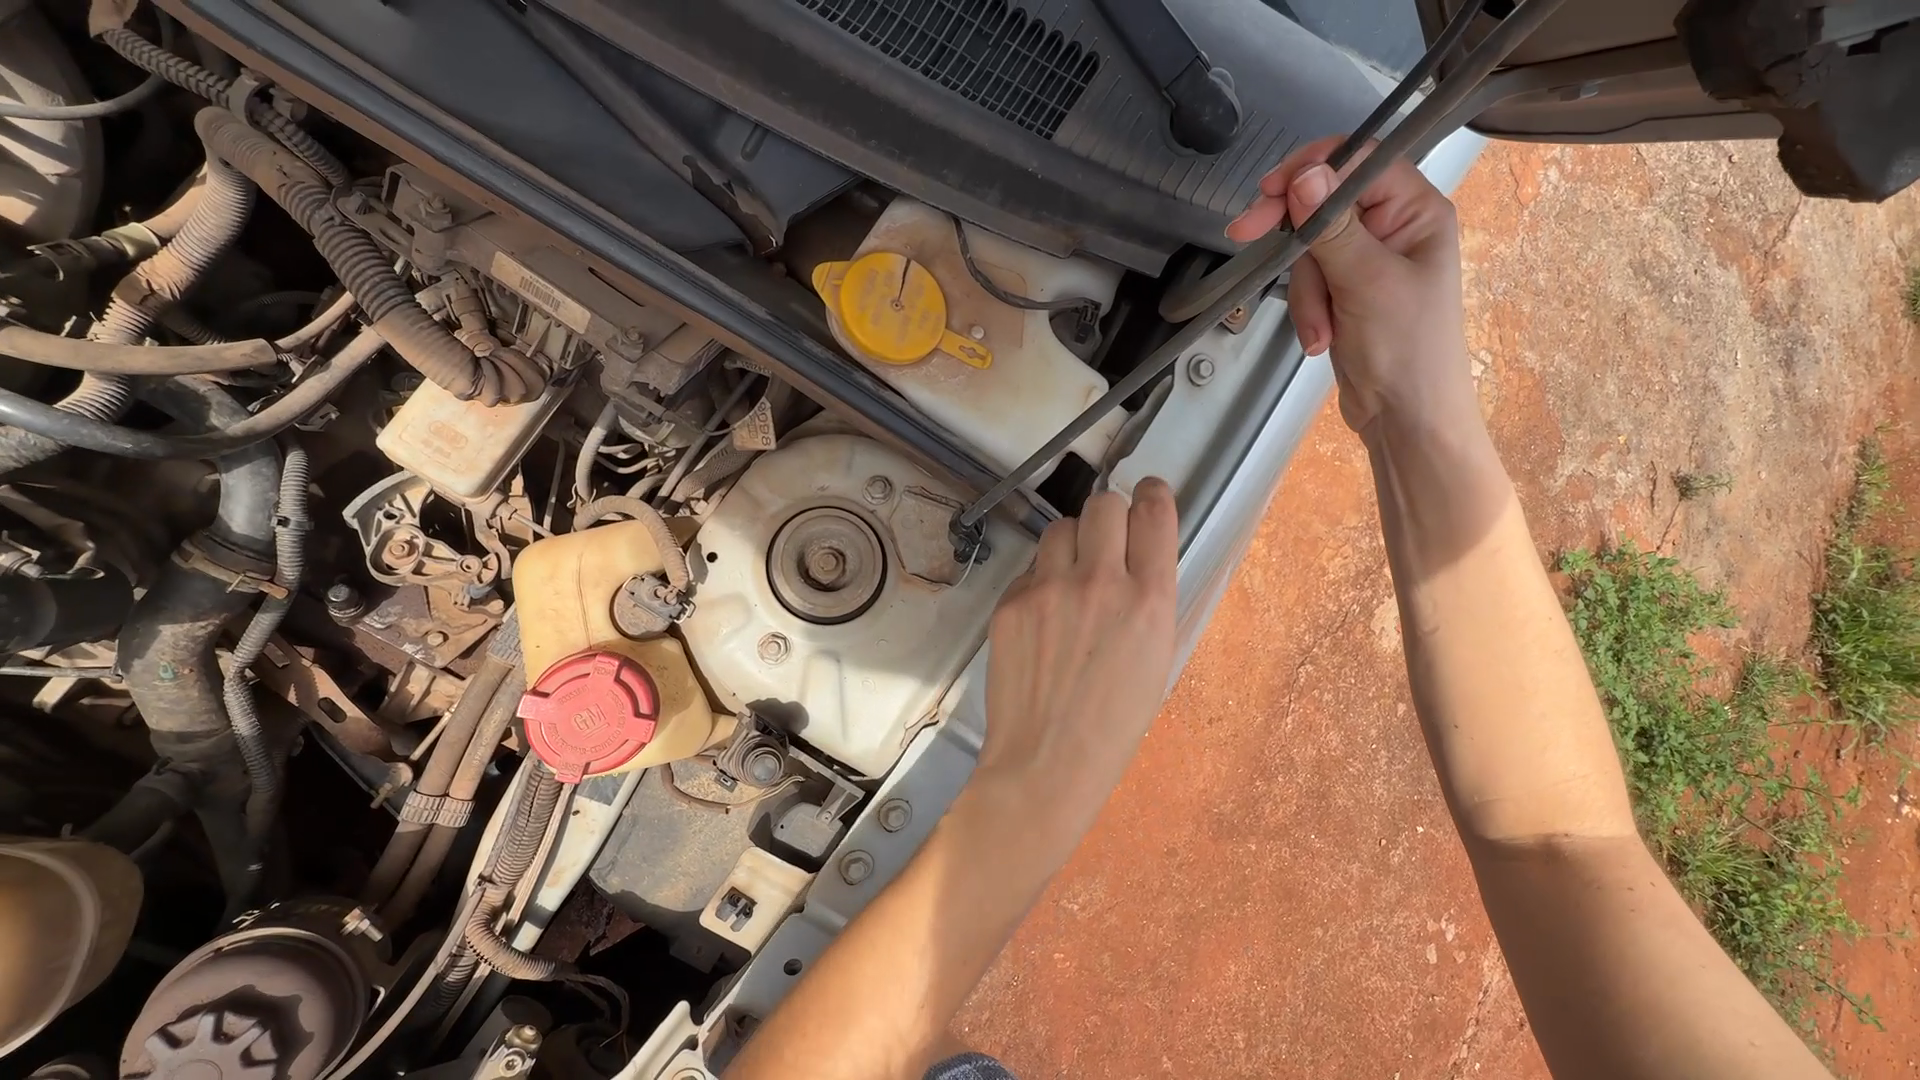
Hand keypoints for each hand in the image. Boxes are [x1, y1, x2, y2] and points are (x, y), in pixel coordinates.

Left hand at [971, 479, 1178, 841]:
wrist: (1046, 764)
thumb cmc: (1115, 726)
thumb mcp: (1158, 660)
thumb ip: (1151, 601)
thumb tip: (1139, 560)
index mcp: (1150, 600)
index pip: (1154, 512)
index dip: (1152, 496)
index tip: (1148, 495)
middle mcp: (1100, 582)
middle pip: (1103, 504)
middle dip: (1110, 515)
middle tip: (1107, 540)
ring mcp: (1048, 590)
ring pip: (1060, 528)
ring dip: (1071, 543)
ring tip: (1070, 579)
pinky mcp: (1009, 602)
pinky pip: (1029, 568)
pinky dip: (1039, 580)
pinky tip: (1042, 617)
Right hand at [1225, 135, 1476, 437]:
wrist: (1405, 417)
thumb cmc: (1404, 349)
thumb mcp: (1365, 282)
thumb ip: (1332, 227)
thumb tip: (1304, 175)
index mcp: (1416, 211)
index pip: (1359, 163)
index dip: (1311, 170)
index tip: (1266, 191)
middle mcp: (1393, 228)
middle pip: (1324, 207)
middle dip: (1295, 239)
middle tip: (1242, 234)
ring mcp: (1367, 263)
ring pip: (1310, 252)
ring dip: (1306, 295)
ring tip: (1320, 332)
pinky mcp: (1346, 294)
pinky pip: (1310, 285)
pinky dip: (1308, 312)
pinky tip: (1321, 339)